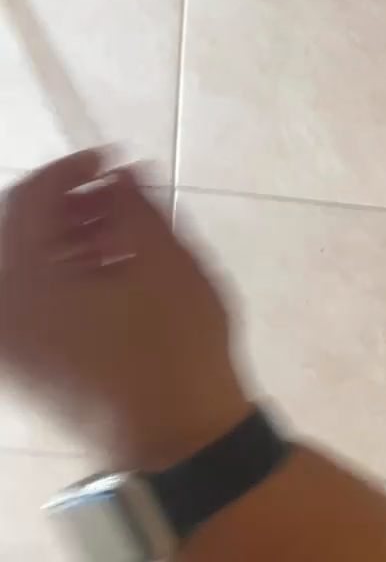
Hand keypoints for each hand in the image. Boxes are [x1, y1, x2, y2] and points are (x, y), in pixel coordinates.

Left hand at [0, 151, 251, 469]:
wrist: (167, 423)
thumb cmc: (176, 339)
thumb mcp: (170, 265)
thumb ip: (137, 212)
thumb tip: (119, 171)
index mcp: (20, 283)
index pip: (24, 202)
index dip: (68, 169)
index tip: (112, 155)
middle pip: (11, 234)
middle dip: (66, 203)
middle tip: (124, 191)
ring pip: (17, 266)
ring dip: (63, 235)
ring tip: (123, 228)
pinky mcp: (13, 357)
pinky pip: (23, 296)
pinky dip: (59, 268)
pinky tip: (108, 269)